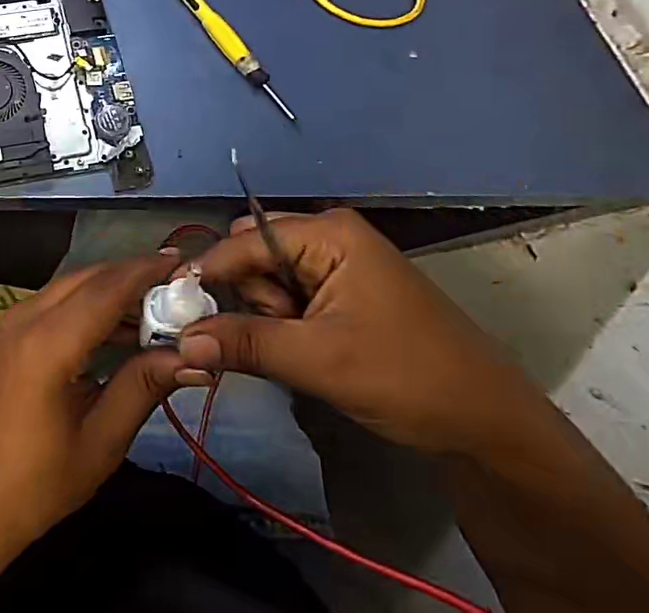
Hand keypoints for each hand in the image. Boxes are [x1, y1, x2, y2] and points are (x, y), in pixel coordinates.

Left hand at [0, 252, 195, 612]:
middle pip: (92, 276)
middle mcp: (26, 318)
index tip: (186, 262)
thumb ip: (145, 386)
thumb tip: (195, 355)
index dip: (148, 270)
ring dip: (117, 286)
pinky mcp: (13, 329)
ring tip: (162, 304)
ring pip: (76, 282)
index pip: (107, 288)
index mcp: (47, 345)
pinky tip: (125, 324)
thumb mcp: (101, 440)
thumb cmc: (37, 482)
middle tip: (182, 284)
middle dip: (137, 273)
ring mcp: (15, 320)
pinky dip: (96, 299)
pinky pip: (62, 297)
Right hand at [180, 208, 528, 453]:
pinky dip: (285, 324)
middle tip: (266, 339)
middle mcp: (331, 237)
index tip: (170, 311)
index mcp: (329, 232)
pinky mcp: (344, 293)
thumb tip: (181, 338)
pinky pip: (293, 298)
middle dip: (248, 298)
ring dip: (268, 317)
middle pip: (256, 255)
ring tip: (301, 351)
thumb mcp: (319, 359)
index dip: (208, 273)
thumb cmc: (404, 374)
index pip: (246, 241)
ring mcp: (339, 265)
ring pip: (271, 281)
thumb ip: (246, 343)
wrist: (478, 415)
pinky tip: (306, 351)